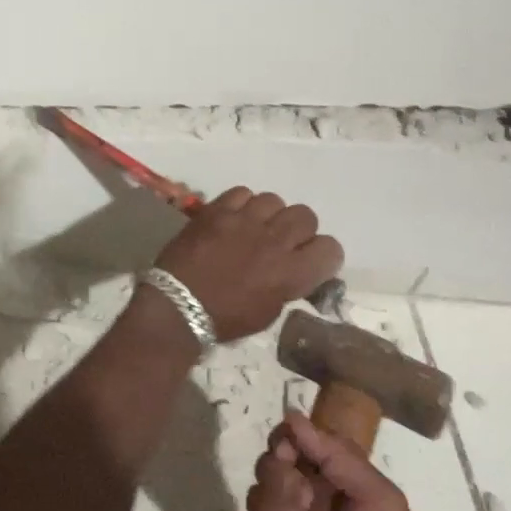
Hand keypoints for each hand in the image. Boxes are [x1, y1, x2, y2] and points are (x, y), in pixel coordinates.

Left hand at [152, 187, 342, 340]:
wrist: (179, 303)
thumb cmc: (227, 318)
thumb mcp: (270, 310)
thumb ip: (289, 283)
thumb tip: (296, 269)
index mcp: (292, 272)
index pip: (330, 247)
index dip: (322, 254)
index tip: (308, 259)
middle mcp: (274, 241)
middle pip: (305, 216)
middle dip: (298, 229)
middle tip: (281, 241)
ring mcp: (244, 221)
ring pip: (274, 199)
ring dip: (269, 214)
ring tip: (254, 227)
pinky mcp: (216, 210)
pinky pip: (241, 192)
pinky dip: (242, 203)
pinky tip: (233, 218)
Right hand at [244, 409, 415, 510]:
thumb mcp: (379, 499)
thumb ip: (339, 454)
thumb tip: (291, 414)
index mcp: (330, 479)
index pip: (289, 440)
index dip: (282, 441)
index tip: (288, 453)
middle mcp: (303, 496)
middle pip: (266, 465)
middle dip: (278, 482)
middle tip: (303, 504)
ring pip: (254, 499)